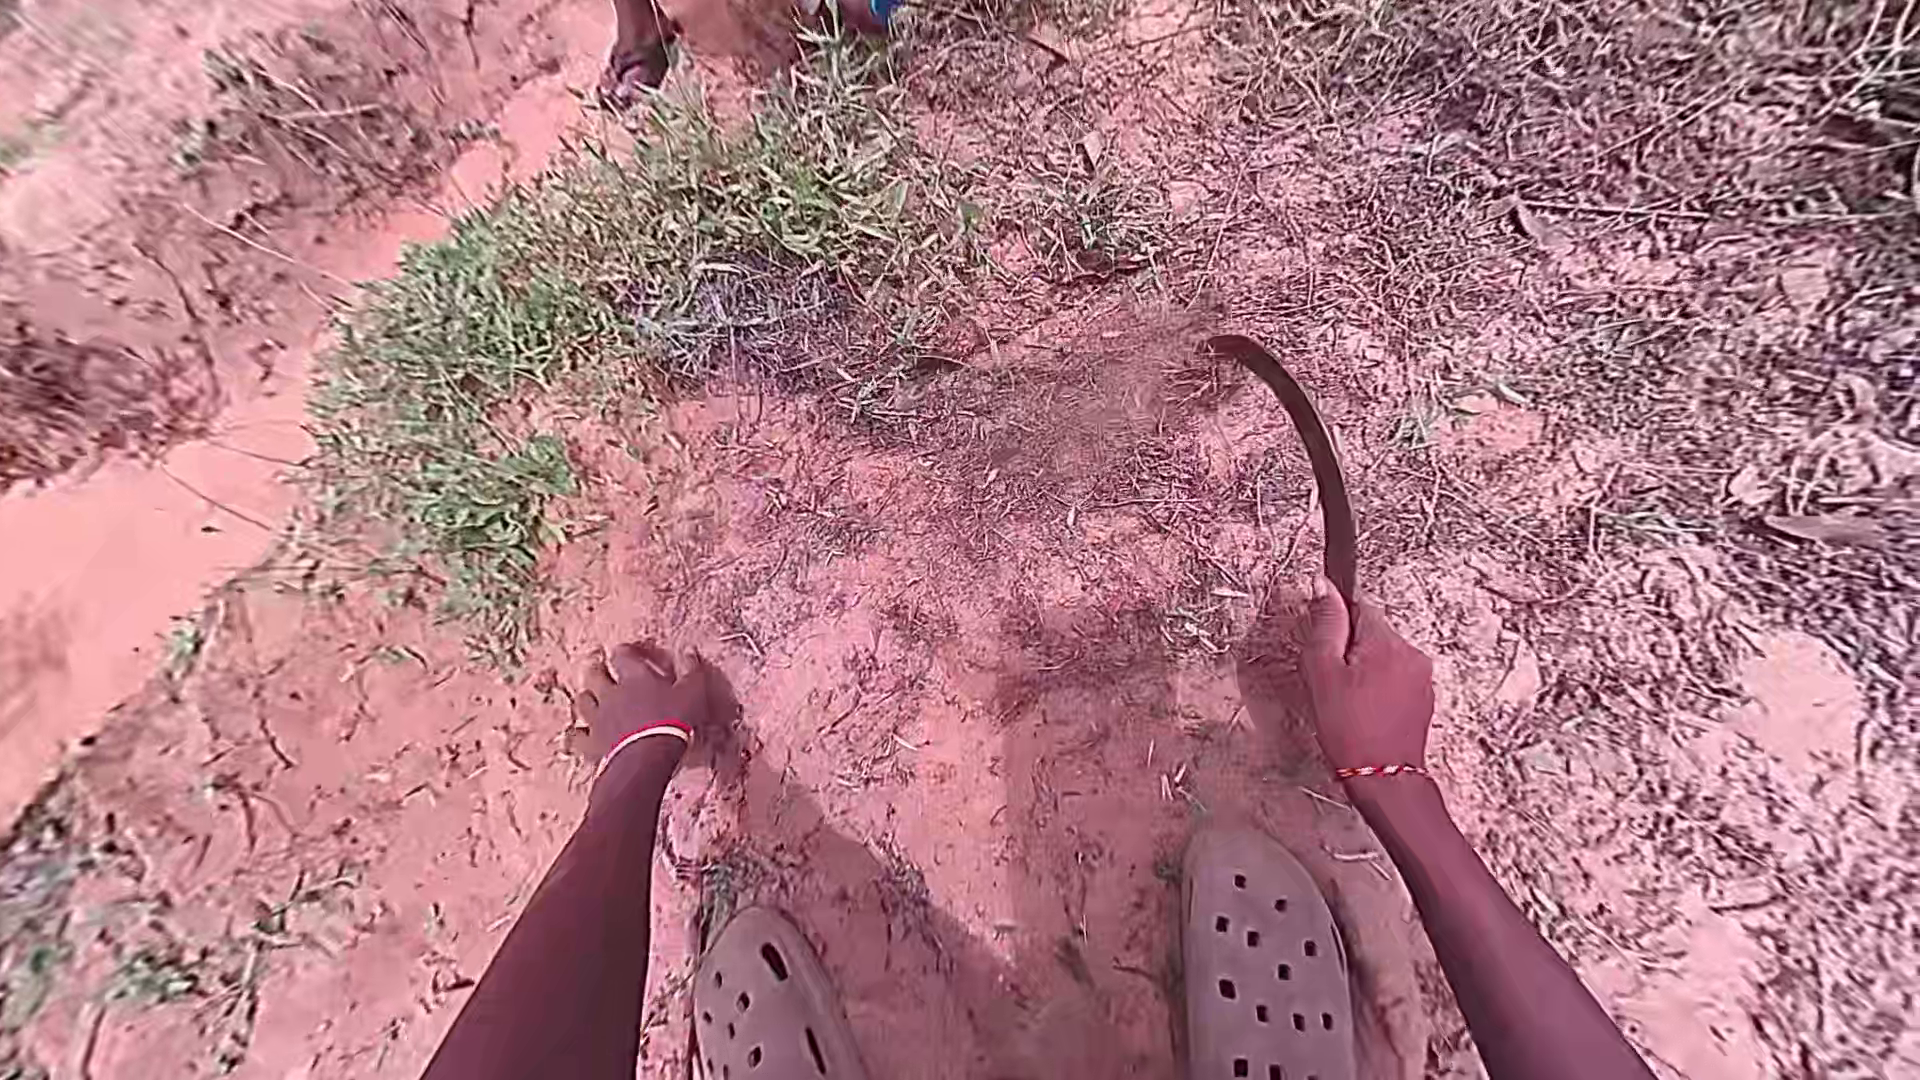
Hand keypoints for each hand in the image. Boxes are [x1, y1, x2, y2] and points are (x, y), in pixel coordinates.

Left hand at [572, 643, 723, 769]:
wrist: (647, 757)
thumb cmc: (672, 720)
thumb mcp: (693, 692)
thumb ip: (691, 670)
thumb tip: (690, 652)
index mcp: (635, 677)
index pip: (622, 655)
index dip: (624, 651)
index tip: (627, 650)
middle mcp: (611, 693)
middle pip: (594, 674)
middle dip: (597, 669)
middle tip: (599, 667)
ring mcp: (597, 718)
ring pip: (582, 701)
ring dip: (586, 697)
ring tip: (590, 696)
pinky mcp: (590, 743)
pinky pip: (575, 736)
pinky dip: (575, 733)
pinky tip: (577, 733)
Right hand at [1300, 578, 1434, 770]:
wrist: (1381, 775)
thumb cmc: (1347, 724)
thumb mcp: (1321, 668)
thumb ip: (1325, 623)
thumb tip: (1323, 586)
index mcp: (1387, 642)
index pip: (1358, 606)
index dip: (1334, 623)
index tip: (1322, 646)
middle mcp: (1412, 654)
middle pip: (1371, 630)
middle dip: (1347, 646)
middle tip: (1328, 676)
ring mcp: (1422, 677)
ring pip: (1381, 653)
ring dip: (1361, 665)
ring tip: (1344, 694)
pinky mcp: (1423, 697)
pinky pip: (1393, 674)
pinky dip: (1375, 683)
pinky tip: (1360, 705)